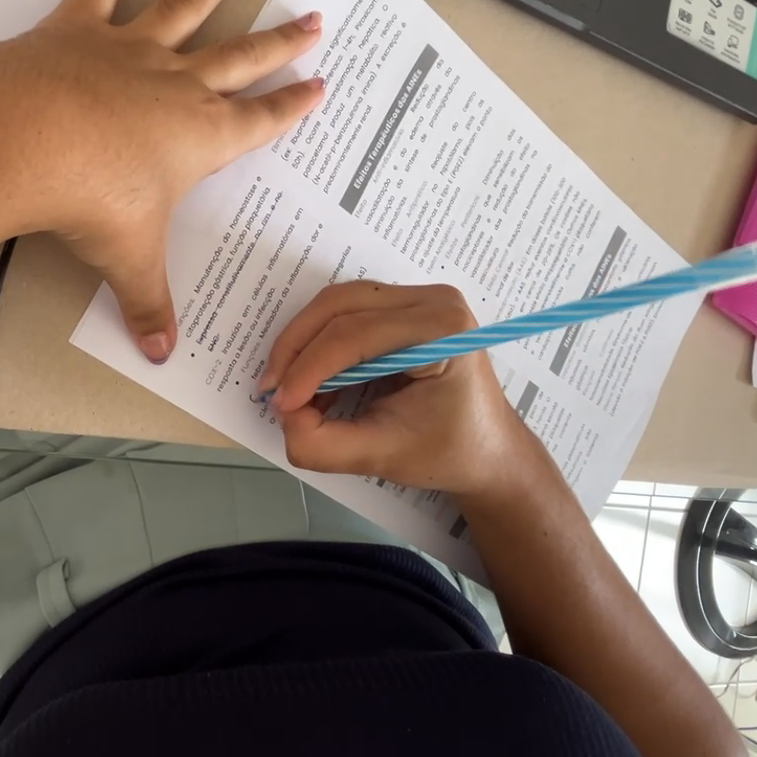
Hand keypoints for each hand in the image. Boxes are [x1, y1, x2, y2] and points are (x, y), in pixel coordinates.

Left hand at [0, 0, 324, 362]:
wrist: (25, 142)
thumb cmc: (89, 200)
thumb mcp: (127, 261)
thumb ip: (147, 306)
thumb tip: (161, 354)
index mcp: (198, 138)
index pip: (260, 123)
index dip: (292, 107)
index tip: (320, 86)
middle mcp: (176, 87)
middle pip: (241, 60)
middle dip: (279, 44)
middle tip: (313, 20)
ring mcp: (131, 51)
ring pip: (186, 9)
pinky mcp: (81, 29)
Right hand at [259, 282, 542, 497]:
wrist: (487, 451)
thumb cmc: (447, 453)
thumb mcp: (380, 458)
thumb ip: (322, 444)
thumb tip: (281, 414)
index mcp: (442, 330)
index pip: (356, 334)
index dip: (309, 368)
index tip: (278, 405)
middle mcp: (433, 300)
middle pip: (340, 305)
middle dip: (296, 347)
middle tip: (270, 389)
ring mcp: (418, 298)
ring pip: (336, 304)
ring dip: (302, 343)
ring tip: (286, 386)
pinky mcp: (403, 307)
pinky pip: (346, 313)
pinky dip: (318, 344)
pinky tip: (310, 383)